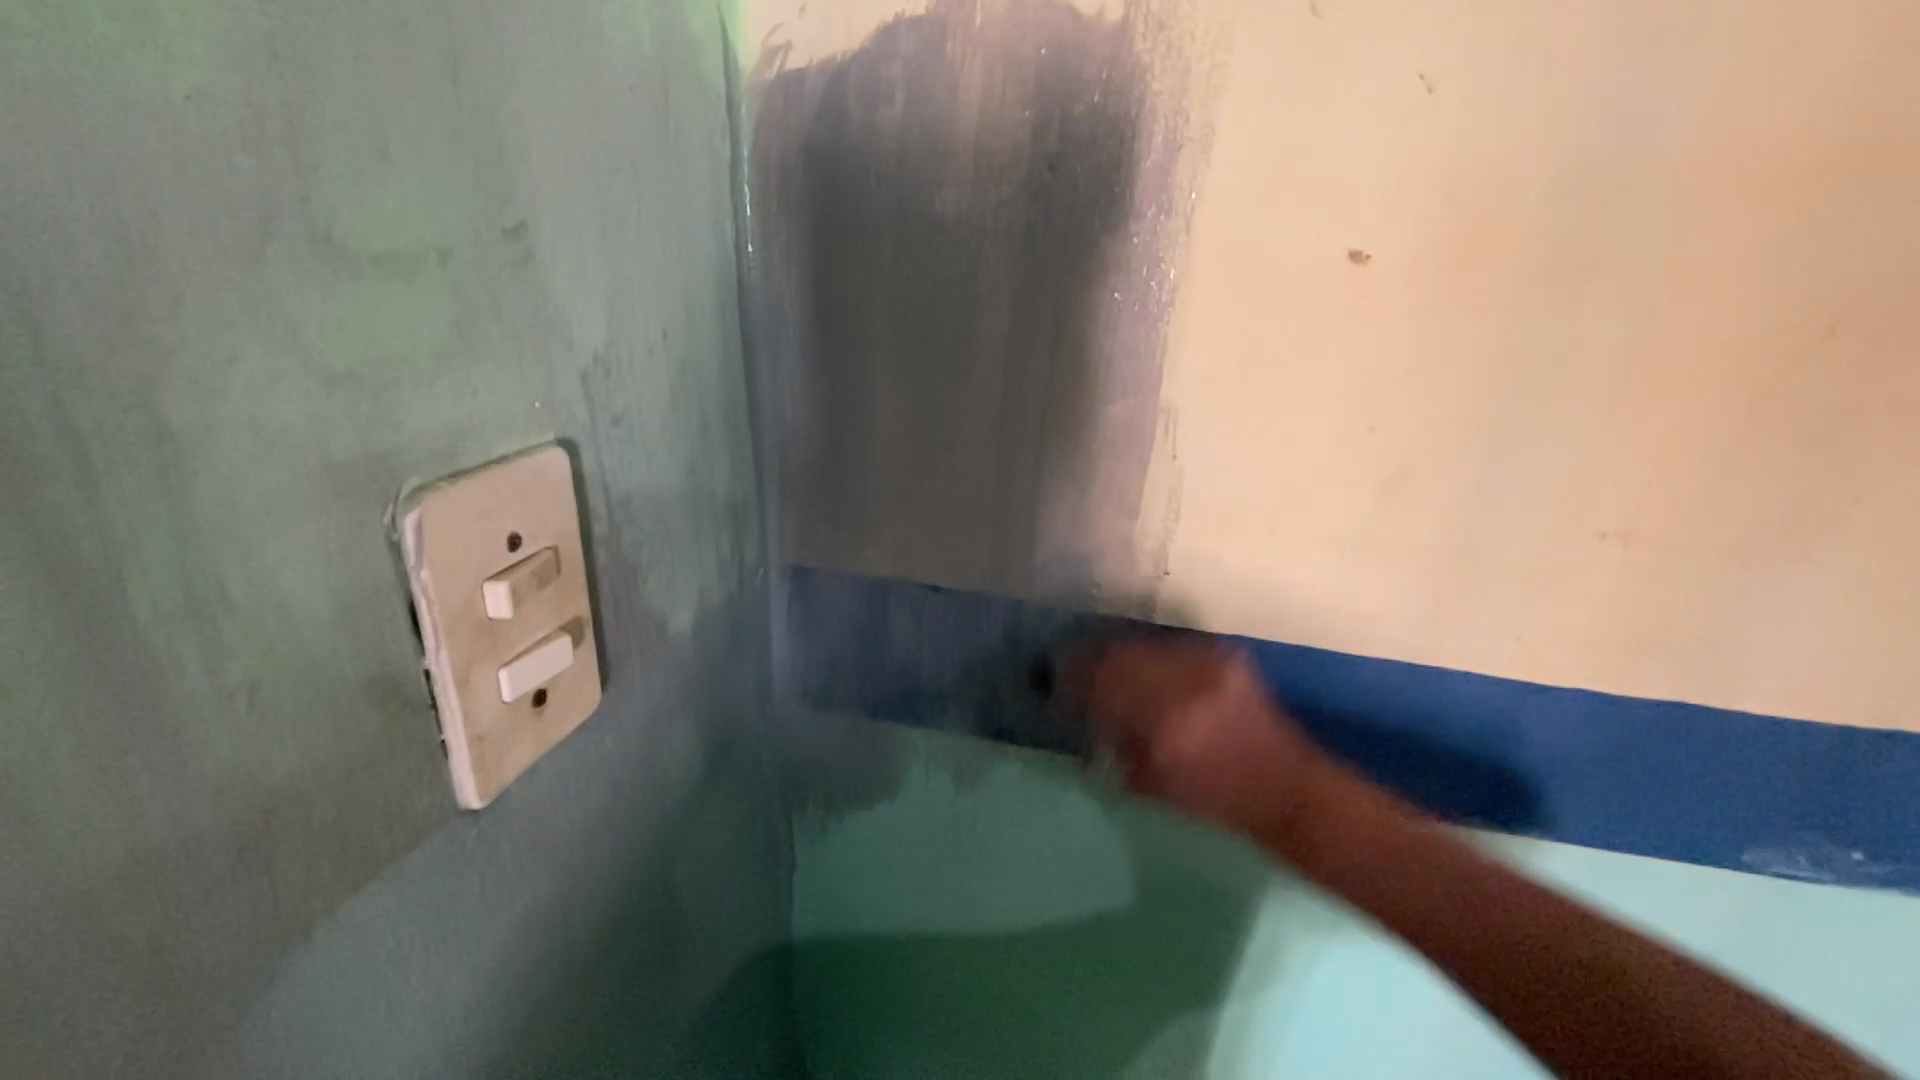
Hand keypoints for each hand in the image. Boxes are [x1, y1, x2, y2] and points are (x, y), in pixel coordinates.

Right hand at [1077, 637, 1345, 841]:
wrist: (1287, 791)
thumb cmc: (1215, 802)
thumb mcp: (1148, 783)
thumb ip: (1113, 740)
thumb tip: (1085, 708)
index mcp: (1165, 719)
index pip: (1101, 679)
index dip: (1070, 676)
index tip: (1054, 682)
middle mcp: (1187, 679)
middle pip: (1119, 651)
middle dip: (1091, 660)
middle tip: (1074, 673)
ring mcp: (1210, 662)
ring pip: (1145, 643)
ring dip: (1121, 655)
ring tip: (1110, 672)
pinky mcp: (1226, 654)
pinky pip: (1173, 646)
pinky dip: (1154, 657)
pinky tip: (1148, 673)